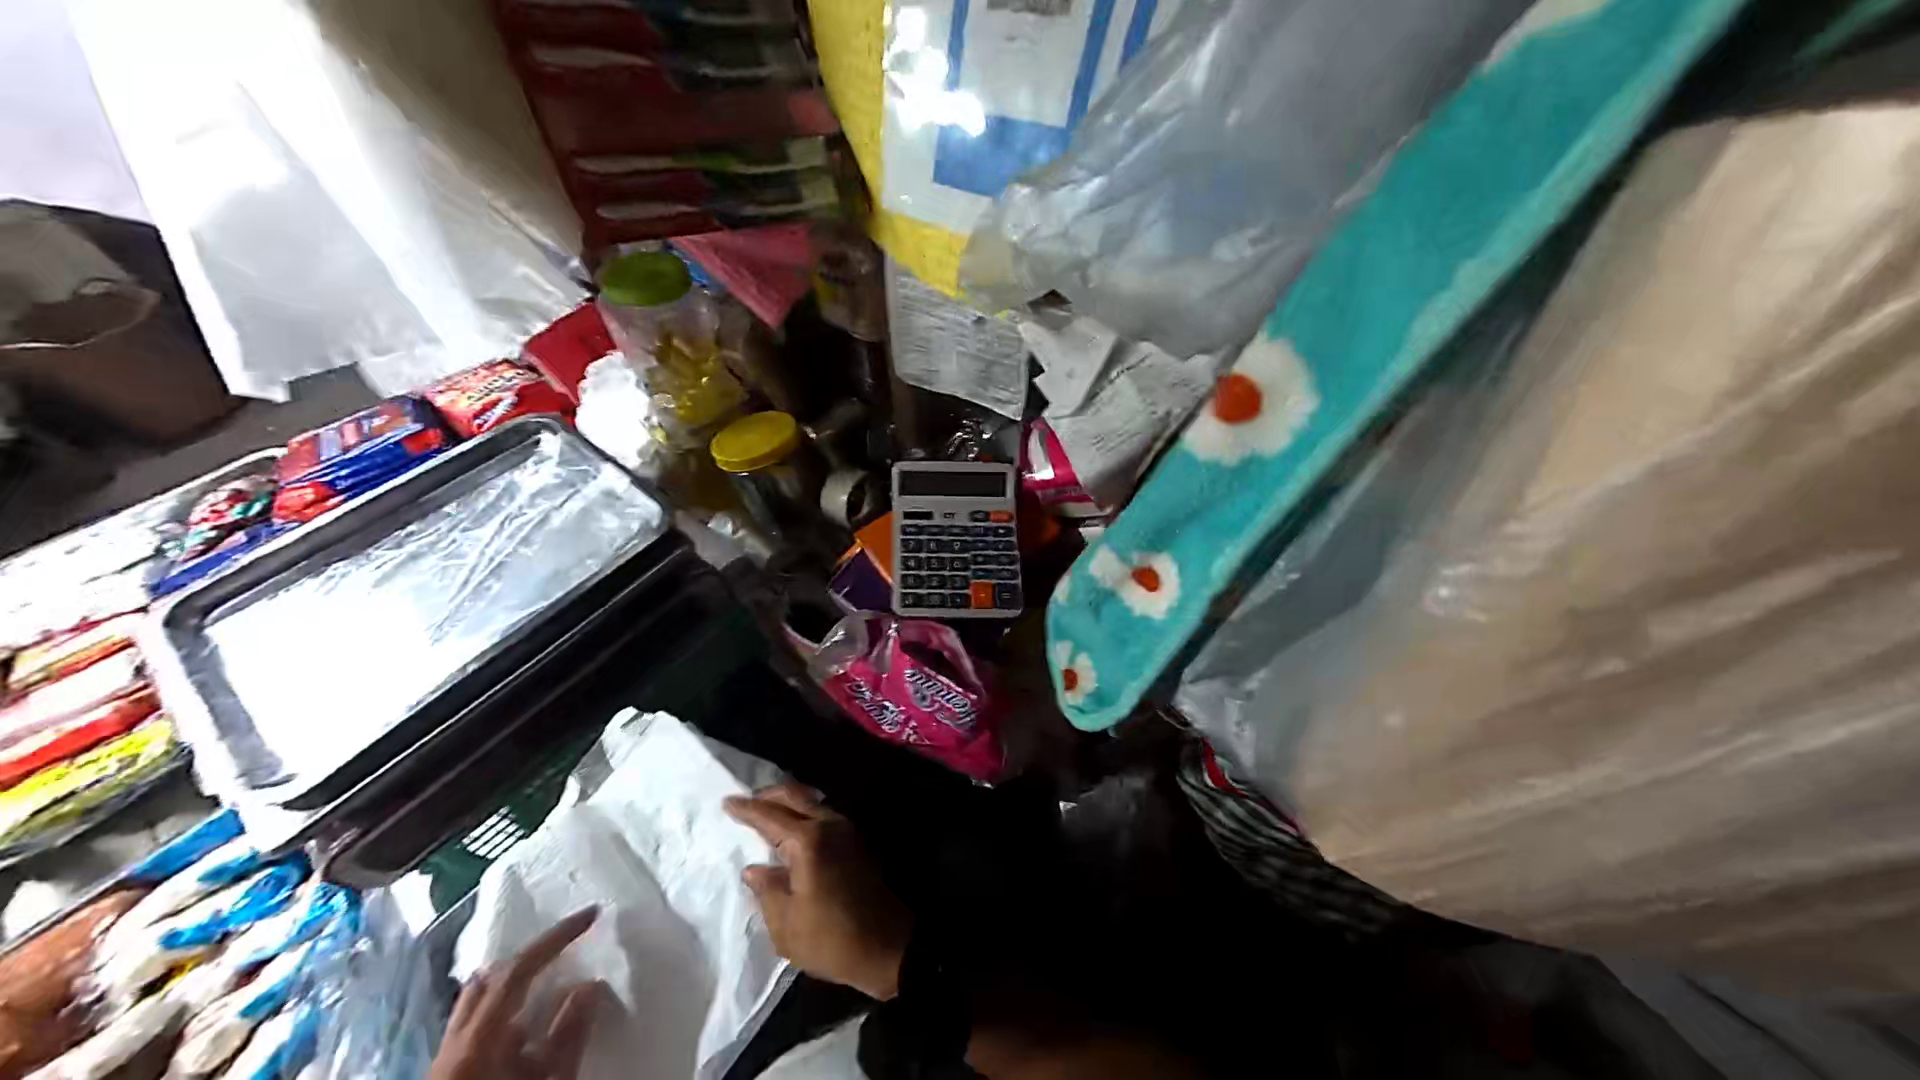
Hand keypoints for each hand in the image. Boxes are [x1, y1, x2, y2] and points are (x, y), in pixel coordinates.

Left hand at [430, 907, 605, 1079]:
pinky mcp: (445, 1076)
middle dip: (532, 958)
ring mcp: (443, 1062)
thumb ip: (568, 1038)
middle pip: (491, 979)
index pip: (519, 969)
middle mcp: (453, 1043)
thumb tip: (589, 985)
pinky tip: (528, 1029)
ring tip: (551, 983)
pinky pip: (473, 1027)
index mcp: (477, 1042)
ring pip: (476, 1003)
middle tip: (571, 946)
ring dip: (514, 985)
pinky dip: (503, 1013)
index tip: (593, 915)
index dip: (557, 937)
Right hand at [725, 784, 911, 1000]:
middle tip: (747, 801)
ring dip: (789, 802)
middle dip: (769, 795)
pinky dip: (805, 812)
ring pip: (813, 801)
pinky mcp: (856, 843)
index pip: (770, 816)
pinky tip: (793, 829)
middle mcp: (829, 825)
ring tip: (766, 813)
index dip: (746, 809)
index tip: (726, 802)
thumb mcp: (786, 925)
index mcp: (808, 841)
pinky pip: (824, 814)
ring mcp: (847, 831)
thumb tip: (753, 868)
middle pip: (795, 796)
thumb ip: (766, 890)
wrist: (887, 946)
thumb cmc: (832, 939)